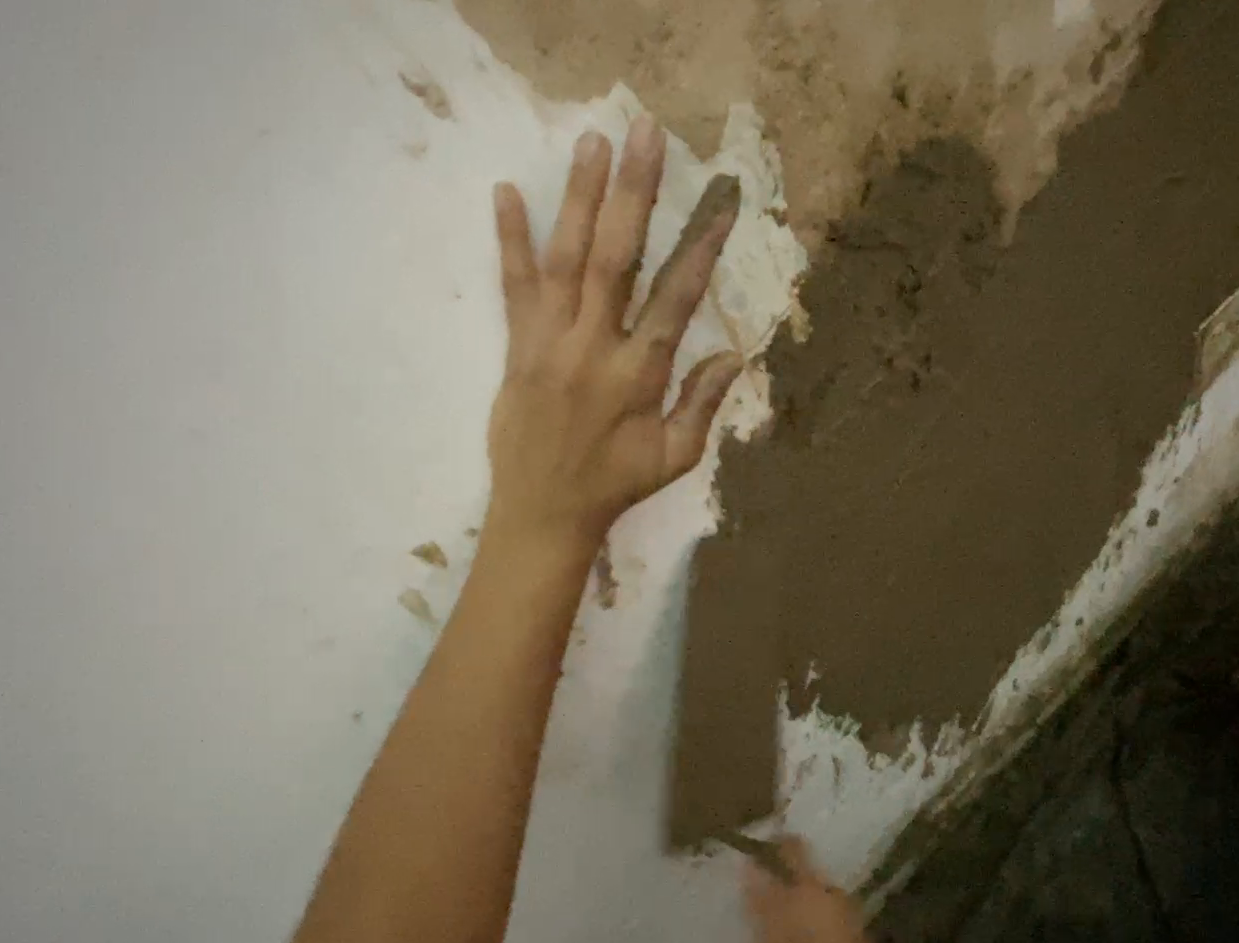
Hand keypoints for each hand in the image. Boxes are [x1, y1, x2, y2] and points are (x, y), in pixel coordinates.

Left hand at [486, 116, 745, 554]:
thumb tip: (734, 353)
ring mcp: (550, 344)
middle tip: (644, 133)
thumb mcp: (676, 457)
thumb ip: (702, 403)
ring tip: (592, 142)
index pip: (676, 298)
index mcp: (640, 376)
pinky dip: (509, 240)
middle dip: (634, 193)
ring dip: (579, 198)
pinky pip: (513, 288)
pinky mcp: (517, 348)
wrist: (544, 513)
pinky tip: (505, 192)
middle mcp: (594, 348)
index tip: (720, 201)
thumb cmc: (616, 485)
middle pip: (616, 259)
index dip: (700, 247)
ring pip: (566, 261)